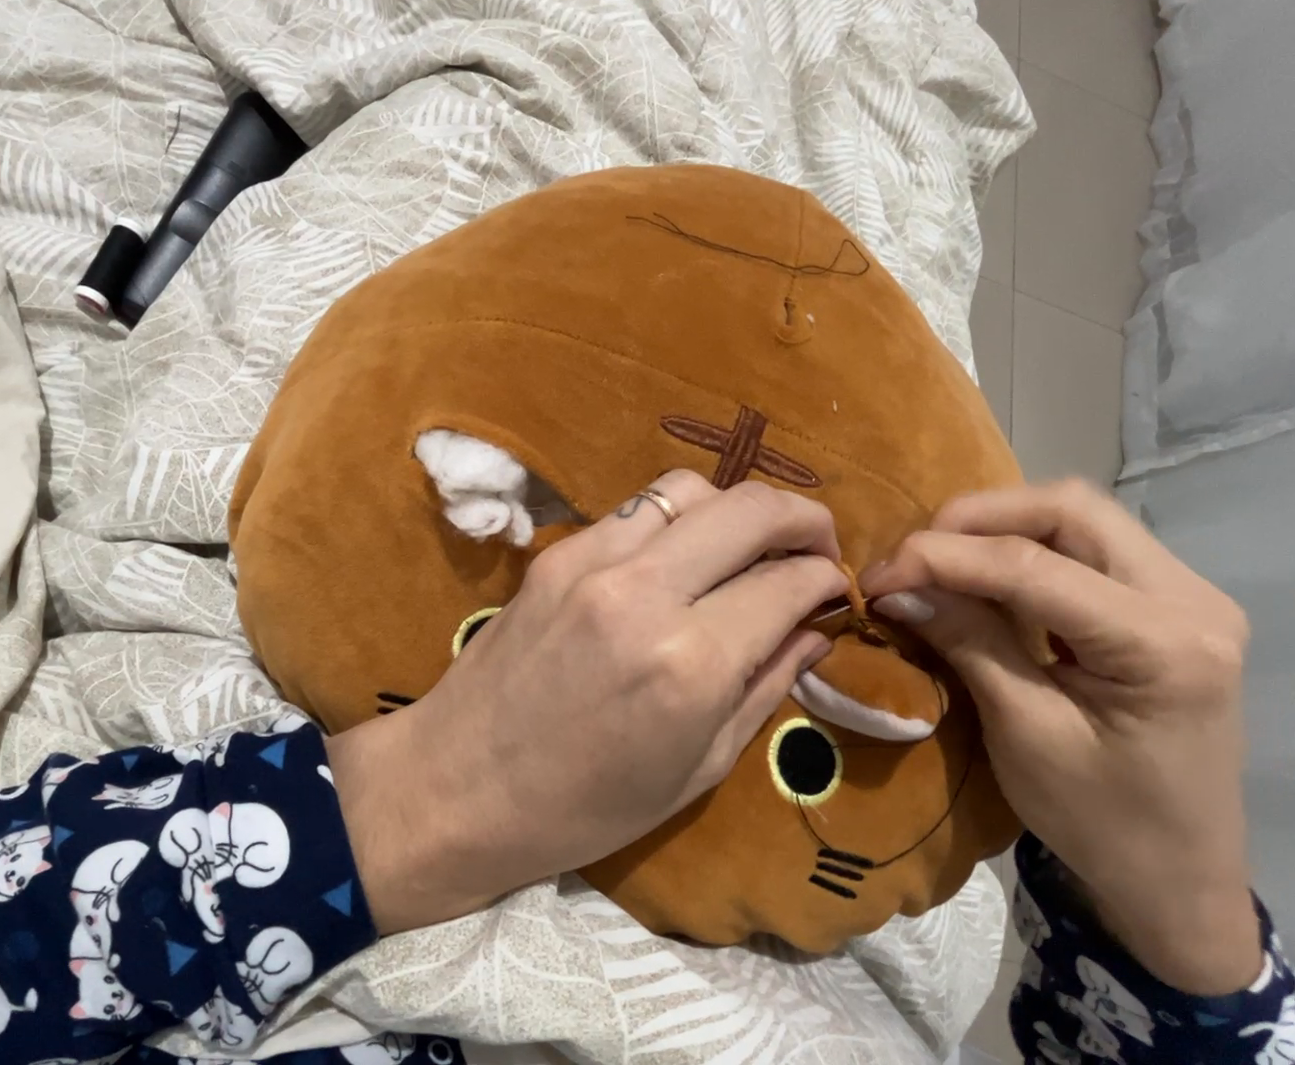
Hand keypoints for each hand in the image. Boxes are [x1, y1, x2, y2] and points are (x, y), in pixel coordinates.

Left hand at [327, 471, 847, 934]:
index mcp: (690, 662)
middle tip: (814, 550)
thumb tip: (815, 629)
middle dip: (802, 519)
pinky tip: (678, 560)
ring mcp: (591, 562)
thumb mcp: (696, 768)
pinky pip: (634, 511)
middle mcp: (644, 593)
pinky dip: (675, 522)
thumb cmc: (584, 806)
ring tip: (745, 550)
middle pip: (750, 508)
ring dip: (735, 510)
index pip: (788, 583)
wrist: (458, 785)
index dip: (828, 581)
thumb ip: (765, 686)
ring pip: (689, 489)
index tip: (836, 592)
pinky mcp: (553, 554)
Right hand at [860, 480, 1261, 994]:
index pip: (1035, 565)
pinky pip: (1087, 548)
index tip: (876, 576)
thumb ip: (967, 643)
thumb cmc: (1101, 819)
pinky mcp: (1167, 606)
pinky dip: (1023, 550)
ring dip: (998, 528)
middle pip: (1071, 509)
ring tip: (936, 564)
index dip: (943, 558)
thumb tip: (897, 586)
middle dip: (976, 520)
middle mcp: (1192, 599)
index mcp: (1164, 644)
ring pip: (1079, 517)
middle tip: (910, 556)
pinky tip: (981, 580)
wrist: (1176, 877)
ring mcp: (1187, 597)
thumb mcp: (1024, 732)